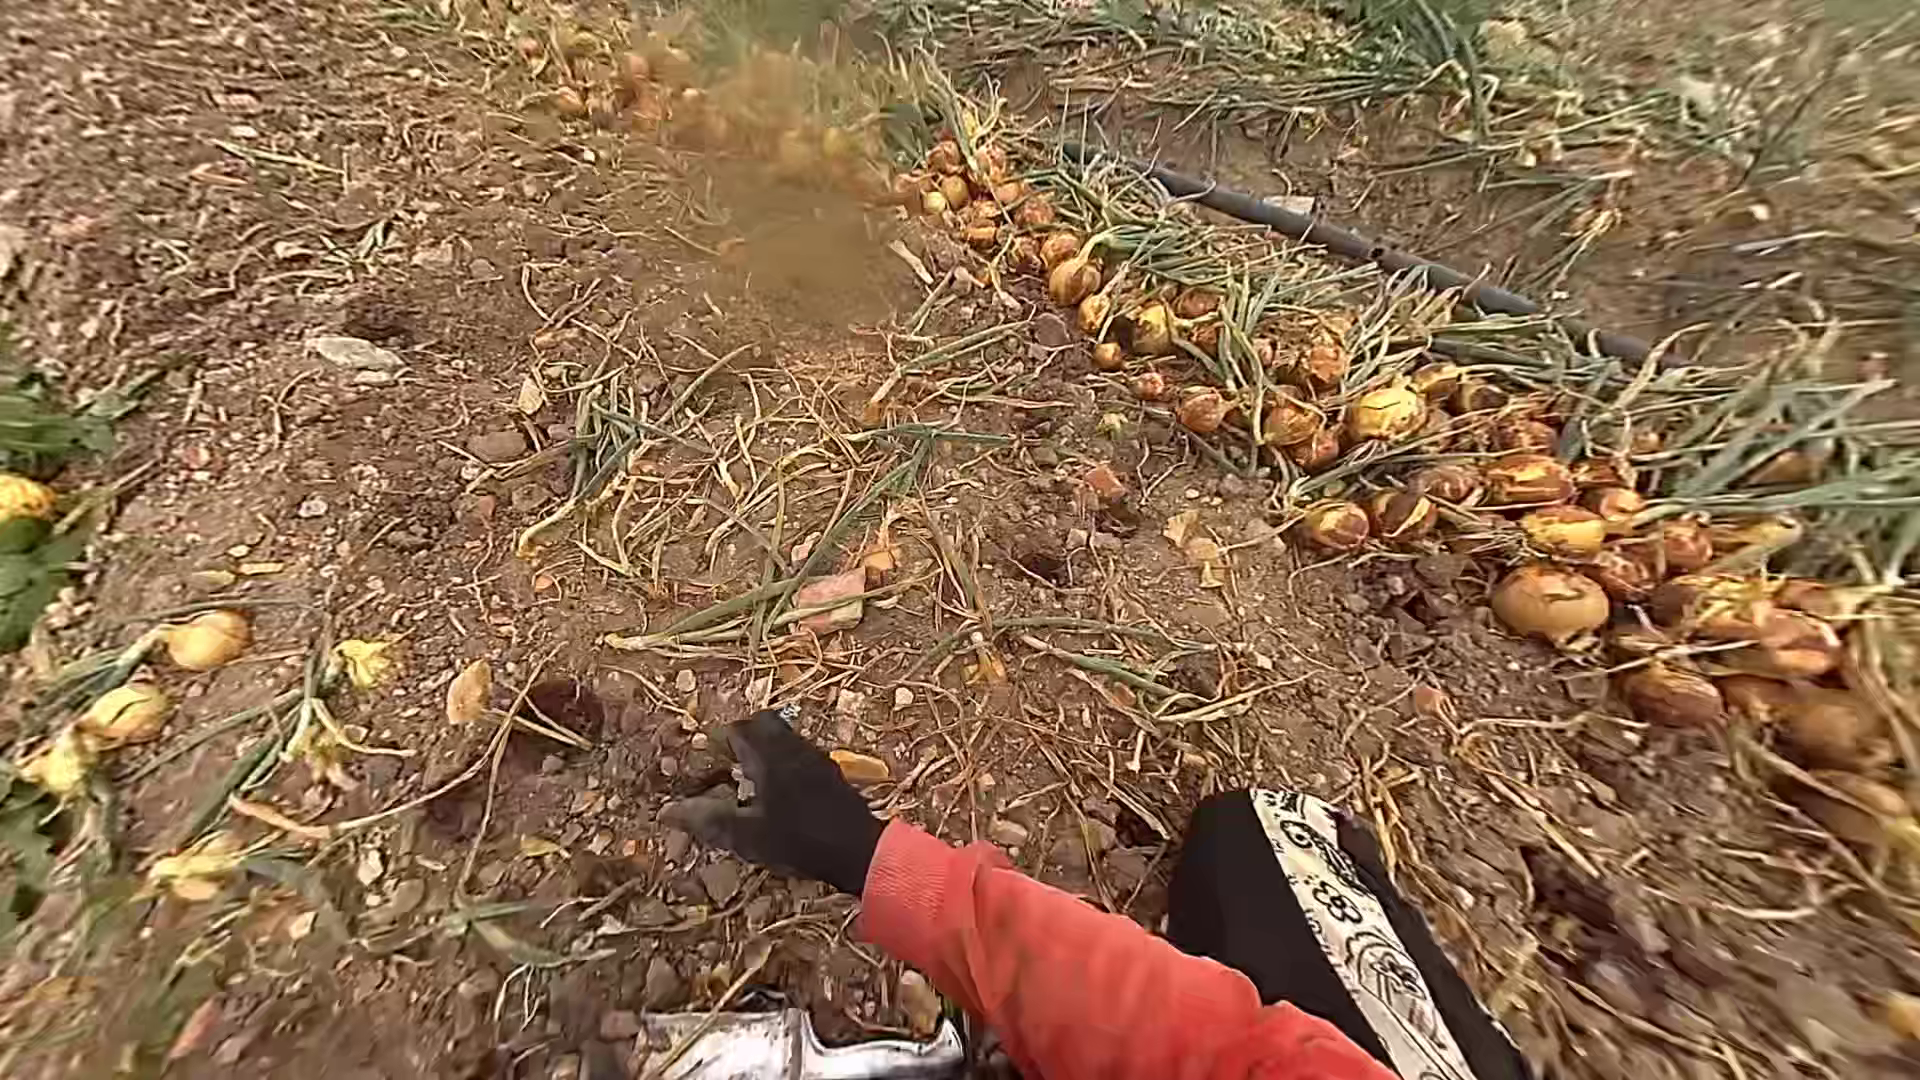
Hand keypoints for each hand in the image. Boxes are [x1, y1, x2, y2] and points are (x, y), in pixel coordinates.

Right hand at [661, 706, 885, 894]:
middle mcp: (793, 746)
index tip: (705, 760)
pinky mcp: (828, 769)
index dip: (718, 741)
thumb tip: (667, 810)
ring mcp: (814, 755)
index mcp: (769, 755)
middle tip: (725, 763)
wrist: (855, 846)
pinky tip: (778, 791)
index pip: (739, 729)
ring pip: (783, 736)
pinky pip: (798, 751)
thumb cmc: (796, 839)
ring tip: (748, 779)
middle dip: (742, 737)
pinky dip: (782, 760)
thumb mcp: (746, 835)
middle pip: (764, 723)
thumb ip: (707, 819)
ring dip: (764, 748)